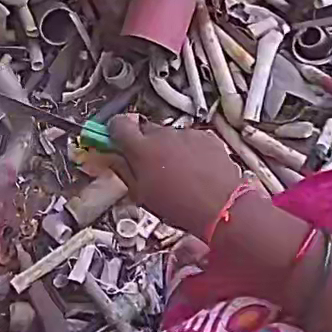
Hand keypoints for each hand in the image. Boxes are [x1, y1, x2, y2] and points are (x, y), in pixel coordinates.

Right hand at [107, 114, 249, 235]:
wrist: (222, 207)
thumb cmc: (181, 206)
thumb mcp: (141, 194)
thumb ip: (122, 170)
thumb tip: (109, 158)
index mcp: (141, 148)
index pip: (117, 124)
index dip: (114, 131)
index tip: (114, 139)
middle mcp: (162, 135)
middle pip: (144, 129)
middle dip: (143, 143)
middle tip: (147, 165)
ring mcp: (185, 134)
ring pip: (168, 136)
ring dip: (168, 149)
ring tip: (176, 174)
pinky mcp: (205, 136)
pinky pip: (190, 139)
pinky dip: (189, 150)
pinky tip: (193, 170)